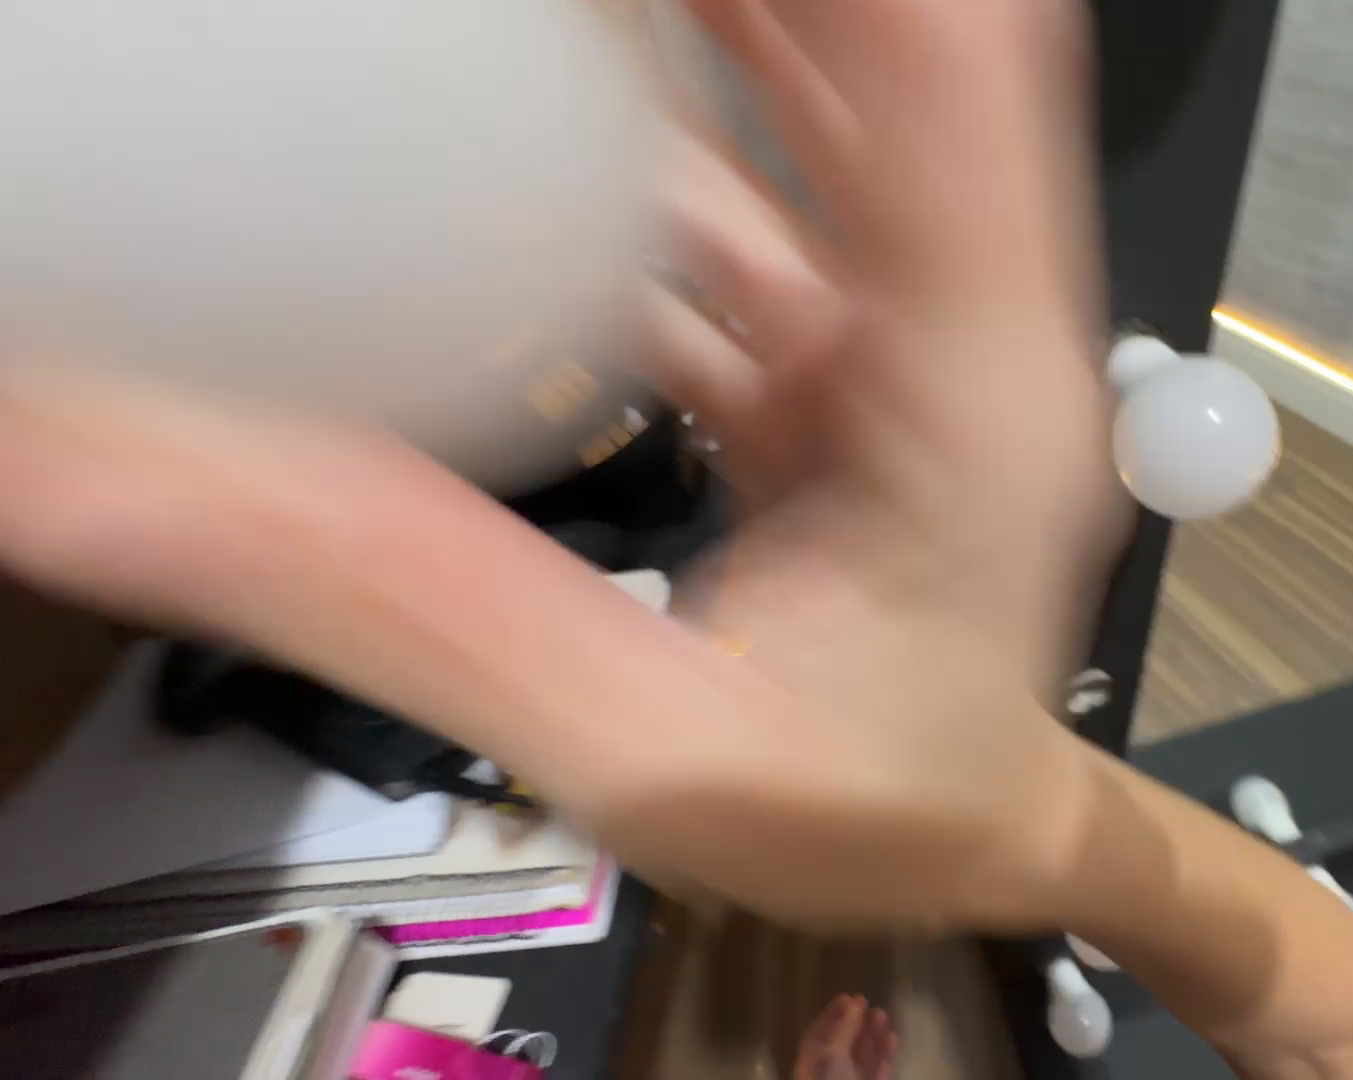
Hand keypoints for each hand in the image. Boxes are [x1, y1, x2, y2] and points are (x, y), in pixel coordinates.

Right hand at [0, 0, 1121, 931]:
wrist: (970, 824)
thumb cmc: (882, 808)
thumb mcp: (670, 750)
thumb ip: (424, 604)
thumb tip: (81, 452)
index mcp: (986, 385)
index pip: (959, 66)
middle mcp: (977, 327)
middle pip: (902, 59)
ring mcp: (924, 342)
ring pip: (835, 119)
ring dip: (717, 19)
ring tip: (544, 13)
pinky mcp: (867, 376)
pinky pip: (774, 218)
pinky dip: (676, 143)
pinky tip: (558, 111)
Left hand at [794, 995, 896, 1079]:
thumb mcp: (833, 1055)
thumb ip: (844, 1028)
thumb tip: (854, 1002)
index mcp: (809, 1068)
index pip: (817, 1036)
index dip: (831, 1015)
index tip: (848, 995)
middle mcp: (827, 1078)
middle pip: (841, 1045)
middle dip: (855, 1023)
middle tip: (869, 1002)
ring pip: (861, 1059)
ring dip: (873, 1036)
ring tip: (884, 1015)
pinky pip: (878, 1074)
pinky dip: (885, 1056)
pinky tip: (893, 1039)